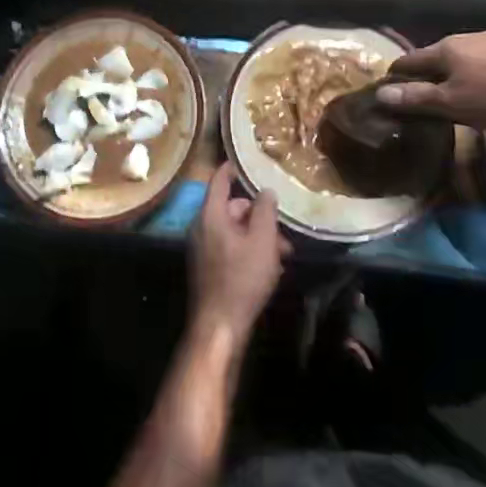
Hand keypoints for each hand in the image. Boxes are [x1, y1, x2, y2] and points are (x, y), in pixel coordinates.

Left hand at [190, 163, 291, 336]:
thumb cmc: (242, 279)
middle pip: (231, 209)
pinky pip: (229, 247)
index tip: (244, 162)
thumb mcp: (262, 241)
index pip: (218, 181)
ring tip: (283, 255)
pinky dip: (248, 250)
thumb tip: (265, 190)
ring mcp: (202, 248)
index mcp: (210, 216)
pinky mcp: (207, 266)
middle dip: (259, 216)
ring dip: (258, 237)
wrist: (219, 324)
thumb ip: (265, 211)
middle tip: (284, 232)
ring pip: (234, 230)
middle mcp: (201, 227)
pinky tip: (269, 267)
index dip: (231, 169)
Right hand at [376, 31, 485, 145]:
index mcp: (445, 50)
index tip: (390, 98)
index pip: (407, 62)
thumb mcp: (454, 102)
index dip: (395, 79)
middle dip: (449, 98)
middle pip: (446, 71)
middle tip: (457, 122)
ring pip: (481, 79)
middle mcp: (470, 41)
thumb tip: (380, 93)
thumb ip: (417, 99)